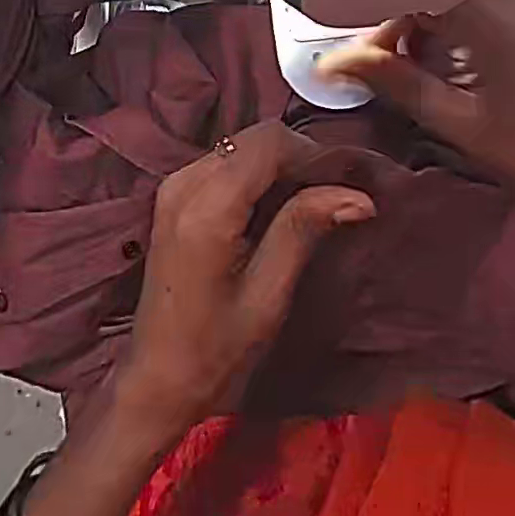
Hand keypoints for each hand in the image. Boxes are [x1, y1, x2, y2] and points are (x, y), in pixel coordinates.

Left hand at [119, 121, 374, 428]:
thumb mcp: (268, 294)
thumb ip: (303, 229)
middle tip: (335, 192)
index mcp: (206, 207)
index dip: (313, 154)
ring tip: (313, 199)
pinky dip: (257, 172)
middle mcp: (183, 182)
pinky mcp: (173, 194)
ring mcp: (173, 185)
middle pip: (253, 138)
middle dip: (299, 156)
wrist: (156, 377)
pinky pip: (224, 162)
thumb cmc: (216, 349)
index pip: (268, 143)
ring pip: (240, 146)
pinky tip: (277, 204)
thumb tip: (358, 195)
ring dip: (279, 163)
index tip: (346, 182)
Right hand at [318, 0, 514, 216]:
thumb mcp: (443, 115)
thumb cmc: (510, 143)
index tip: (341, 11)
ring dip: (401, 25)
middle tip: (363, 56)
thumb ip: (389, 79)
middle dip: (385, 16)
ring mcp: (501, 0)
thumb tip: (328, 63)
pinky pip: (442, 3)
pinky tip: (412, 57)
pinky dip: (419, 27)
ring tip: (388, 63)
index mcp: (492, 20)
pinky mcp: (496, 9)